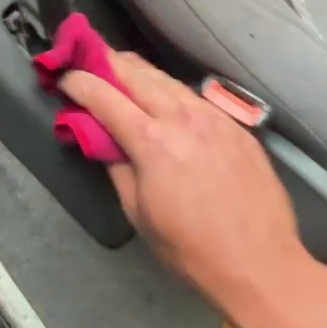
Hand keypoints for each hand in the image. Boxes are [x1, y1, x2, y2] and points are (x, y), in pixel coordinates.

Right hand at [61, 52, 326, 327]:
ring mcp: (213, 117)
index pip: (101, 93)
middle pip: (133, 71)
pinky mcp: (236, 126)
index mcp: (151, 141)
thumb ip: (114, 164)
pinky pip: (193, 96)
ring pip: (165, 78)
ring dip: (137, 72)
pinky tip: (164, 100)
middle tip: (86, 58)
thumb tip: (96, 133)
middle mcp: (181, 117)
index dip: (76, 81)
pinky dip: (169, 91)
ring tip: (120, 70)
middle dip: (105, 61)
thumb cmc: (192, 249)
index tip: (62, 78)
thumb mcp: (138, 213)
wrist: (265, 268)